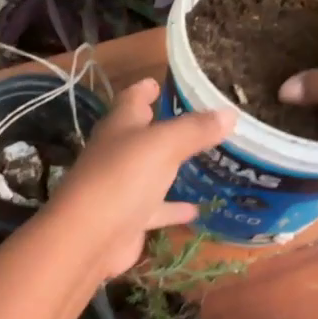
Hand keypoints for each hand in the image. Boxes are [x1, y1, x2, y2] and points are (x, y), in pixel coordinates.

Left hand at [39, 78, 235, 275]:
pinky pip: (156, 209)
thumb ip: (194, 129)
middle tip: (195, 119)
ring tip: (203, 160)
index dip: (144, 89)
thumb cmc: (121, 178)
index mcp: (119, 127)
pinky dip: (174, 208)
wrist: (89, 238)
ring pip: (150, 172)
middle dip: (162, 126)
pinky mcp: (128, 219)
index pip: (131, 99)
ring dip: (171, 166)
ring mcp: (121, 188)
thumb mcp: (162, 145)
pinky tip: (197, 209)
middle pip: (140, 135)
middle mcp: (117, 154)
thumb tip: (228, 114)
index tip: (158, 80)